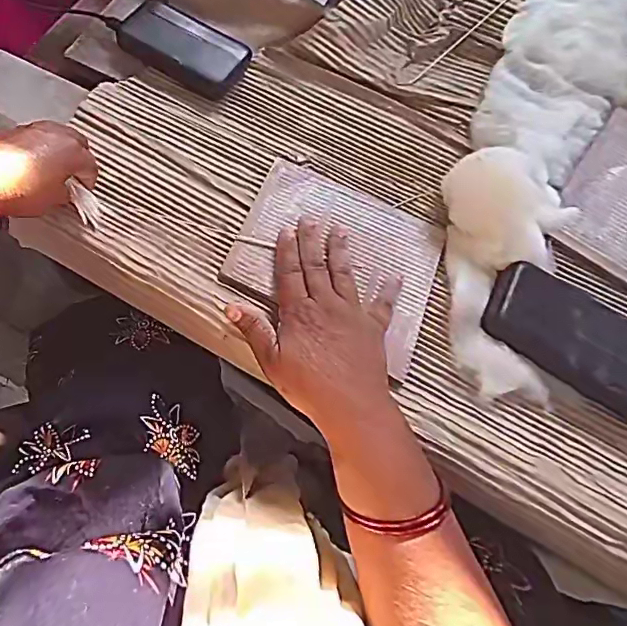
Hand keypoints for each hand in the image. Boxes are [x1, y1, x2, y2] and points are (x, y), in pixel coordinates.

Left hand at [0, 121, 96, 218]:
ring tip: (48, 171)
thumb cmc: (16, 189)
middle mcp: (56, 134)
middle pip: (76, 144)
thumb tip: (64, 192)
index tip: (82, 190)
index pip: (90, 166)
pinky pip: (33, 138)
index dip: (87, 182)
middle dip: (76, 160)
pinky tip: (28, 165)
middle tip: (70, 178)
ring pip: (55, 137)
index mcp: (73, 151)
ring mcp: (33, 130)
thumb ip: (65, 193)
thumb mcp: (51, 201)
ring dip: (56, 151)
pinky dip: (35, 148)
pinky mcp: (13, 131)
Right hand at [227, 217, 403, 439]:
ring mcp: (351, 314)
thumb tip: (233, 307)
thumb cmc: (309, 388)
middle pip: (315, 266)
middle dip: (311, 241)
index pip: (289, 273)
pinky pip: (382, 304)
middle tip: (311, 219)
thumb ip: (254, 331)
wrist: (352, 406)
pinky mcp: (372, 328)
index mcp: (298, 313)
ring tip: (339, 232)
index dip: (287, 250)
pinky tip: (393, 276)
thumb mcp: (272, 361)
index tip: (287, 230)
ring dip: (340, 252)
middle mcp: (325, 306)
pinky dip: (388, 290)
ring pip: (344, 275)